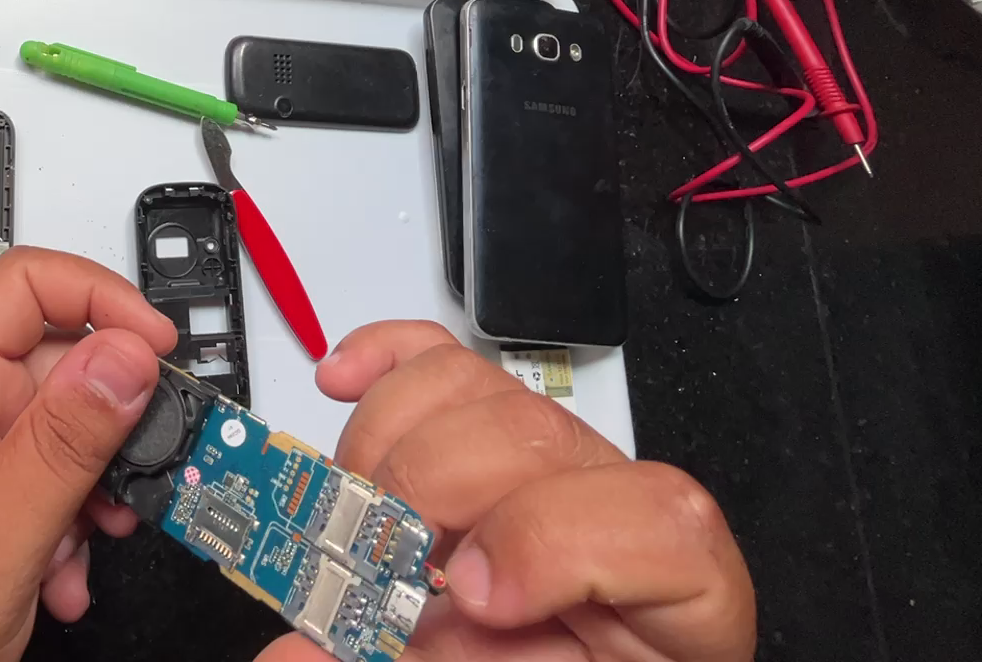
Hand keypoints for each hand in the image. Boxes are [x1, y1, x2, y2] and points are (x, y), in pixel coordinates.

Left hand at [0, 246, 176, 661]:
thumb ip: (62, 445)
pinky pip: (32, 468)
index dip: (99, 296)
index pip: (24, 282)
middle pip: (53, 356)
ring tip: (90, 541)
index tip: (156, 347)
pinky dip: (63, 511)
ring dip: (89, 478)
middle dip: (109, 417)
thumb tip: (124, 356)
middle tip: (142, 474)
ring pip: (53, 421)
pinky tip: (59, 569)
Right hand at [258, 321, 753, 661]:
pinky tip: (340, 384)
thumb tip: (314, 650)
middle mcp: (604, 492)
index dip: (547, 544)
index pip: (657, 526)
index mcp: (667, 591)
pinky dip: (374, 358)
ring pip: (466, 380)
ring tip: (357, 500)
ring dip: (383, 433)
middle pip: (532, 432)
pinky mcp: (475, 410)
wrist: (534, 647)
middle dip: (427, 480)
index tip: (466, 593)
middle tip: (372, 544)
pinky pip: (430, 350)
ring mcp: (536, 438)